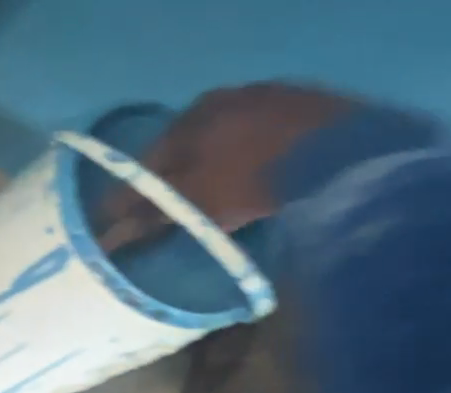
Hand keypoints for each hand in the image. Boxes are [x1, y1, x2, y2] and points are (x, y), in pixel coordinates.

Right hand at [99, 82, 358, 250]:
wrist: (343, 156)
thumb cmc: (247, 180)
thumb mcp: (189, 204)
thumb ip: (146, 217)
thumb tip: (106, 238)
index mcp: (188, 117)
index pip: (146, 162)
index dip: (131, 197)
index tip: (123, 223)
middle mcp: (225, 97)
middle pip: (186, 148)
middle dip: (174, 179)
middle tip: (171, 214)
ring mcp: (272, 96)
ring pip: (225, 141)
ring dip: (214, 168)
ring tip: (214, 201)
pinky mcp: (310, 105)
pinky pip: (263, 138)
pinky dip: (250, 159)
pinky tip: (254, 182)